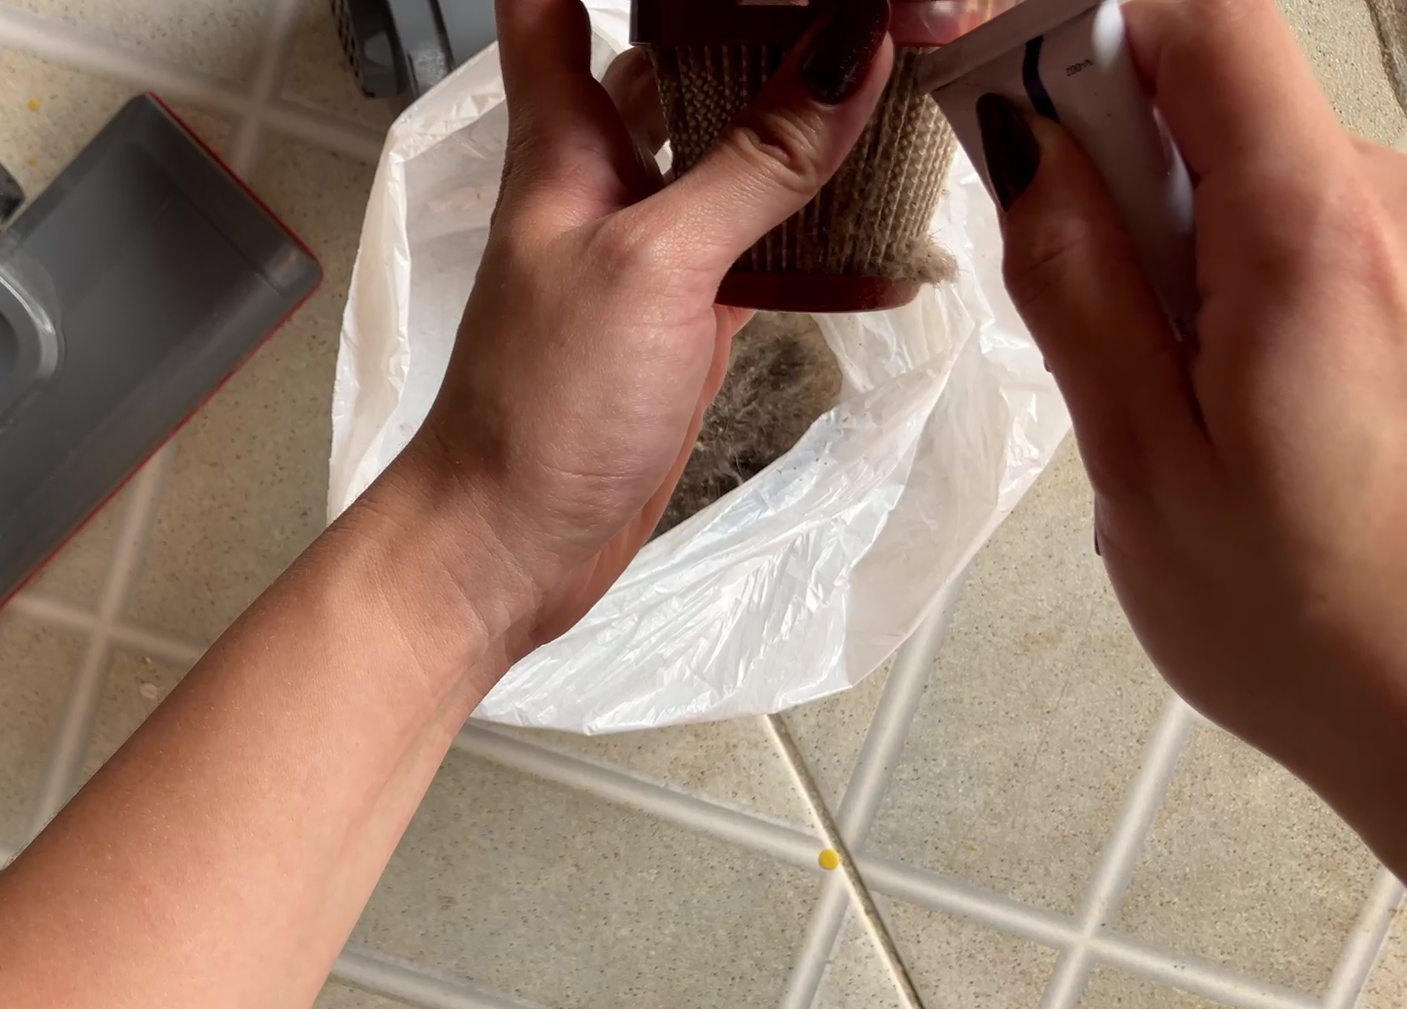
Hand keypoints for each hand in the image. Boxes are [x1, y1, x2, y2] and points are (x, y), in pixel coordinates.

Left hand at [378, 0, 895, 650]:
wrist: (516, 534)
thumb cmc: (547, 400)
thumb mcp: (647, 264)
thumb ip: (748, 164)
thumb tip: (855, 49)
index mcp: (564, 142)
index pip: (555, 7)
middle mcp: (608, 184)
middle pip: (677, 67)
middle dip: (762, 25)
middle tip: (872, 10)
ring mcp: (652, 255)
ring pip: (734, 160)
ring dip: (809, 128)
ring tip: (914, 83)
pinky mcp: (685, 322)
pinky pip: (761, 257)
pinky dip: (819, 247)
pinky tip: (893, 240)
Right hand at [983, 0, 1406, 856]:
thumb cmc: (1276, 600)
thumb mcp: (1134, 450)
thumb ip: (1080, 296)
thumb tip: (1027, 162)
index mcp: (1309, 249)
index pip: (1206, 37)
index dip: (1089, 24)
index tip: (993, 67)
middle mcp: (1378, 217)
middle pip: (1209, 89)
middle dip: (1084, 130)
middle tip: (1016, 235)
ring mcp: (1385, 252)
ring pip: (1222, 160)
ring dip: (1122, 206)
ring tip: (1092, 332)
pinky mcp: (1373, 293)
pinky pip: (1250, 220)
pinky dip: (1169, 250)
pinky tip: (1150, 351)